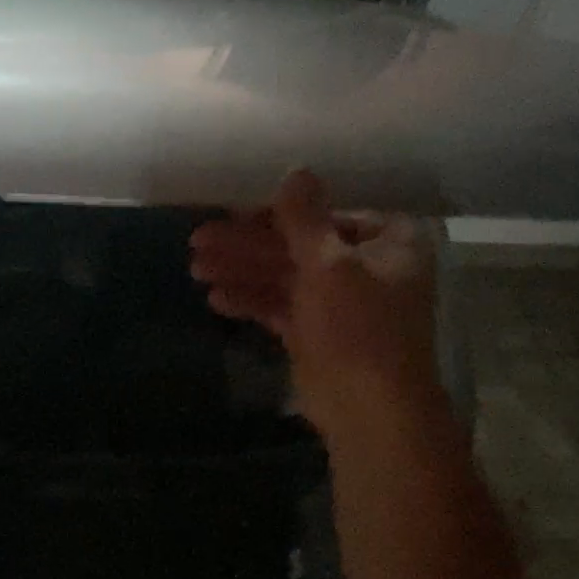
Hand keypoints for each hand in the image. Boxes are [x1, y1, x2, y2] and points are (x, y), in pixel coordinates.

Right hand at [190, 170, 440, 429]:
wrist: (369, 407)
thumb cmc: (358, 327)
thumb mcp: (329, 265)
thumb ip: (306, 218)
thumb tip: (295, 171)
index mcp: (384, 240)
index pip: (319, 216)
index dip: (270, 215)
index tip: (227, 215)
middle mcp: (364, 265)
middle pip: (295, 246)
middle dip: (245, 246)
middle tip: (196, 243)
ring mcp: (338, 301)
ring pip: (282, 276)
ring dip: (240, 272)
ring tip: (195, 270)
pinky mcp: (315, 332)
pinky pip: (278, 306)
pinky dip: (249, 300)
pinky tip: (215, 299)